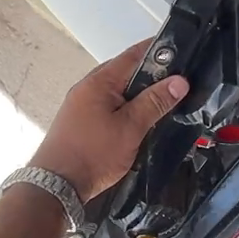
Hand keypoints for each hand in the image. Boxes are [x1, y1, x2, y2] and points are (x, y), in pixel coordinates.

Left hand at [29, 40, 188, 200]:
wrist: (57, 185)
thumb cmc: (92, 155)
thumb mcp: (131, 128)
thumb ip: (155, 102)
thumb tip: (179, 82)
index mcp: (99, 81)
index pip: (134, 54)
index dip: (159, 52)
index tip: (182, 55)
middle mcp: (88, 87)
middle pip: (126, 71)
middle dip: (152, 75)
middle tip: (178, 84)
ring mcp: (82, 104)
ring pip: (118, 90)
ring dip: (139, 94)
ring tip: (163, 103)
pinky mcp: (81, 120)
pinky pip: (109, 105)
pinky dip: (127, 107)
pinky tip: (139, 120)